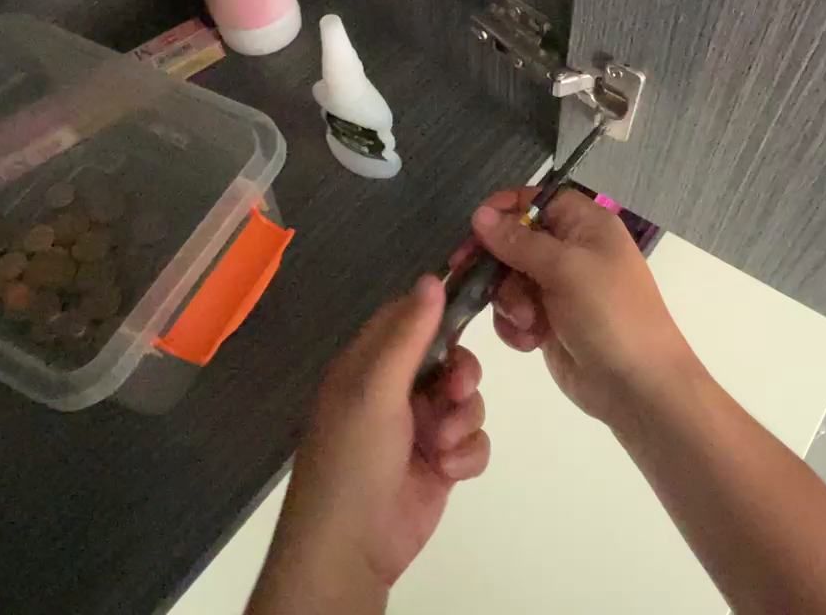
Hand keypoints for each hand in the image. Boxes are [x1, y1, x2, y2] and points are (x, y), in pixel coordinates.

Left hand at [249, 276, 488, 613]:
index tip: (471, 306)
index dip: (438, 311)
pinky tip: (448, 469)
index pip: (408, 319)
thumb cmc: (354, 458)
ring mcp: (420, 426)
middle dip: (462, 374)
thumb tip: (431, 277)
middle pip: (448, 357)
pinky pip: (472, 438)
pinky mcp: (441, 460)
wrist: (353, 548)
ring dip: (463, 419)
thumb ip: (408, 335)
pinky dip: (467, 452)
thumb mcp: (376, 390)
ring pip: (466, 399)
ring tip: (444, 445)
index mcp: (368, 365)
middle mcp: (394, 390)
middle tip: (459, 391)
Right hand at [470, 188, 700, 425]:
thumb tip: (480, 214)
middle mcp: (572, 251)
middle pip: (515, 241)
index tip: (475, 227)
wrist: (638, 387)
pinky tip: (529, 341)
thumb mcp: (565, 269)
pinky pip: (514, 311)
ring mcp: (560, 288)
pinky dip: (515, 325)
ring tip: (527, 322)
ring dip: (509, 301)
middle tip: (473, 278)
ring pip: (509, 279)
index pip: (537, 200)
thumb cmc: (609, 314)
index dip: (505, 209)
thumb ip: (519, 241)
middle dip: (500, 265)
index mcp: (586, 226)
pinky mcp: (549, 322)